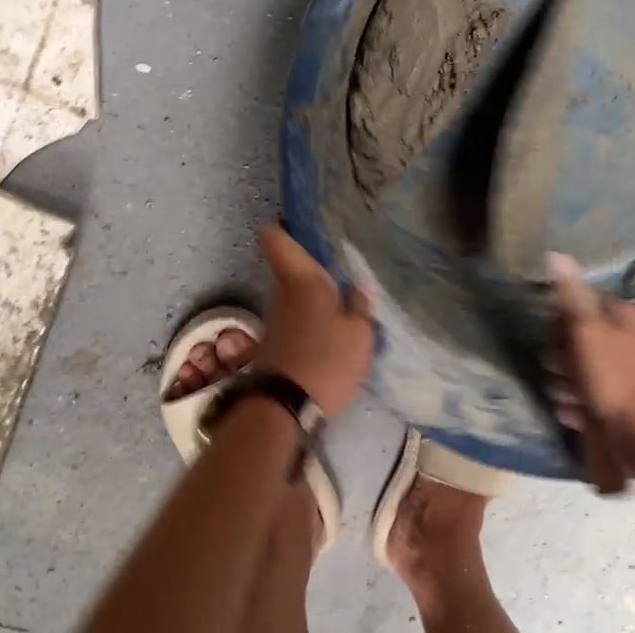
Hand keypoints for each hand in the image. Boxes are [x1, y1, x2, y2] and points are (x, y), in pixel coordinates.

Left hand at [253, 225, 374, 414]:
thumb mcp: (359, 334)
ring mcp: (274, 321)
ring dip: (313, 302)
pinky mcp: (274, 346)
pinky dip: (309, 325)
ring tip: (343, 310)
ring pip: (293, 299)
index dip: (283, 228)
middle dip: (312, 273)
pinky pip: (294, 323)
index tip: (299, 226)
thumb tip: (358, 286)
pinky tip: (331, 338)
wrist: (283, 409)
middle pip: (291, 271)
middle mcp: (281, 293)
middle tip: (342, 276)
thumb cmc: (325, 359)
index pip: (276, 239)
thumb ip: (360, 306)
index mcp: (302, 279)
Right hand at [550, 252, 634, 476]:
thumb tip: (557, 254)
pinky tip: (571, 412)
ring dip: (566, 380)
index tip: (551, 333)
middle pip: (583, 336)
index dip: (563, 316)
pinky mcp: (622, 404)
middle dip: (562, 352)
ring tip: (561, 393)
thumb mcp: (588, 330)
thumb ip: (571, 294)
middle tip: (556, 366)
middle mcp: (630, 341)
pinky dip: (578, 403)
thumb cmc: (613, 378)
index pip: (586, 302)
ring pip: (584, 368)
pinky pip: (590, 396)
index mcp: (627, 317)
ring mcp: (627, 374)